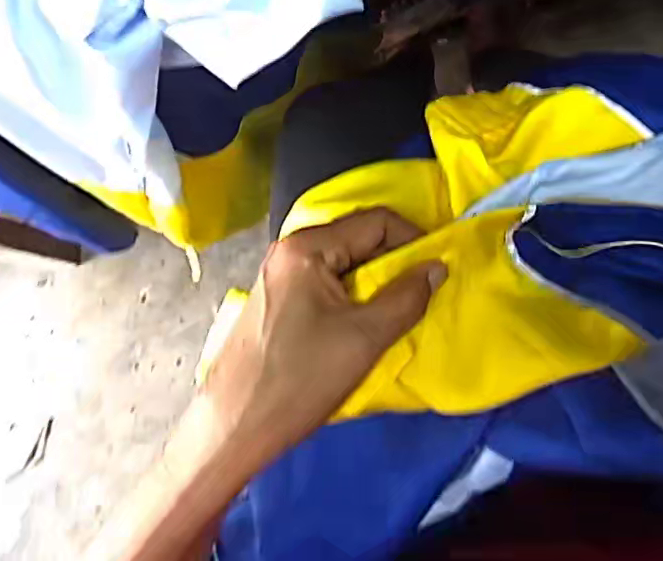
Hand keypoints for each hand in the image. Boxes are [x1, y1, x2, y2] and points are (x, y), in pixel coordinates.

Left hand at [197, 209, 446, 462]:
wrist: (225, 440)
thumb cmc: (297, 382)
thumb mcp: (366, 338)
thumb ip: (409, 296)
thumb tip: (437, 267)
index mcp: (306, 248)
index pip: (377, 221)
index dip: (413, 238)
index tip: (434, 267)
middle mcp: (289, 251)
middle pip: (360, 236)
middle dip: (395, 259)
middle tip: (418, 288)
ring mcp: (279, 275)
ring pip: (346, 259)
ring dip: (377, 277)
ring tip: (395, 306)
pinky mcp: (276, 299)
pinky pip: (329, 278)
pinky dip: (355, 291)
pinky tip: (363, 320)